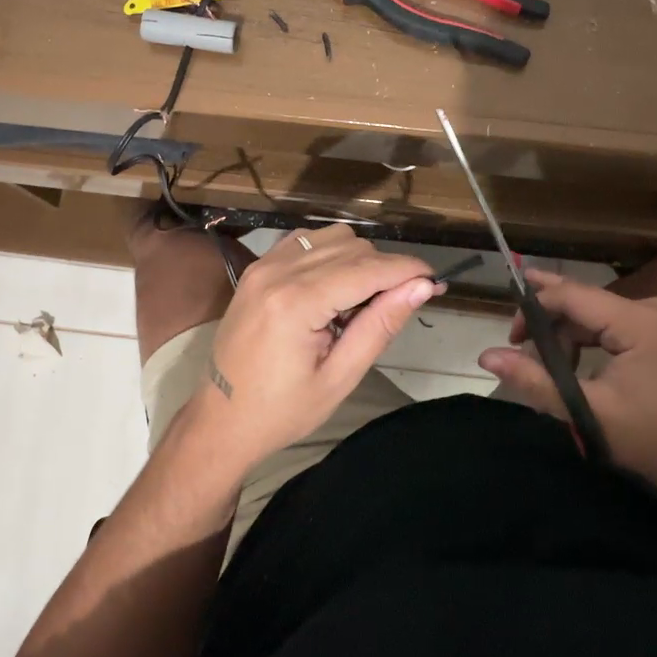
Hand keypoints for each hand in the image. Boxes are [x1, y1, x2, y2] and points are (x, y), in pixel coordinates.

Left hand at [182, 225, 439, 470]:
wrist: (221, 419)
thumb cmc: (282, 411)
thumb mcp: (340, 377)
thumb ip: (380, 326)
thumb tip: (422, 287)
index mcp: (296, 302)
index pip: (368, 268)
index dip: (407, 270)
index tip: (434, 282)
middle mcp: (277, 272)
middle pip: (352, 246)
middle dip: (384, 269)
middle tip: (391, 310)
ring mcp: (262, 266)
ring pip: (330, 237)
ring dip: (357, 260)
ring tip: (358, 304)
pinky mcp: (255, 269)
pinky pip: (304, 241)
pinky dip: (328, 254)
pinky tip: (332, 288)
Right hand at [477, 269, 656, 483]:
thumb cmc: (641, 437)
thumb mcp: (583, 411)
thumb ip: (534, 380)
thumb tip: (486, 355)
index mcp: (640, 324)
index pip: (574, 296)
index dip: (535, 309)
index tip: (512, 338)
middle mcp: (652, 308)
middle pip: (581, 300)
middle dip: (547, 323)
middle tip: (516, 342)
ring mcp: (656, 315)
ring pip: (589, 310)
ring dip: (562, 334)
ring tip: (544, 366)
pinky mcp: (653, 326)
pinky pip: (604, 320)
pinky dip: (580, 338)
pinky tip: (566, 363)